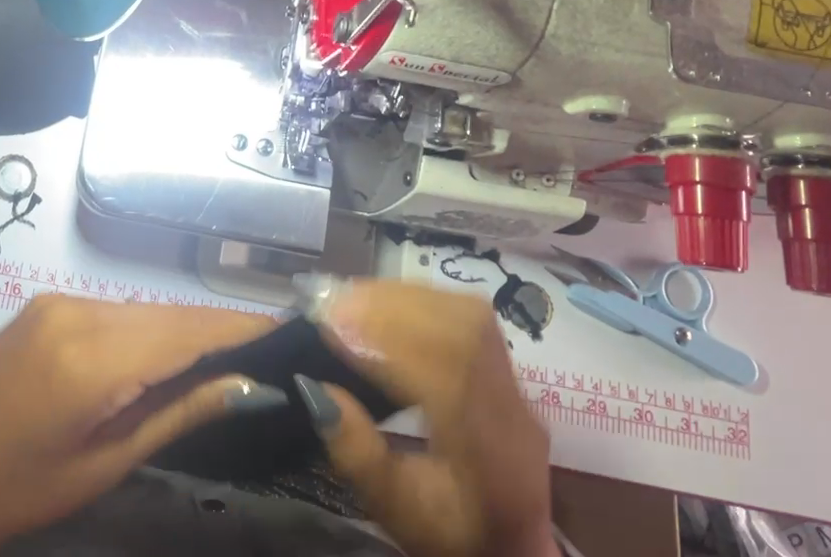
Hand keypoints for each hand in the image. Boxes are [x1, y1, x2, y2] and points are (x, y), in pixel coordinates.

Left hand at [0, 296, 278, 553]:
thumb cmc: (18, 488)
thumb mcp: (104, 463)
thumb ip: (177, 412)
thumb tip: (248, 383)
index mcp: (89, 359)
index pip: (187, 331)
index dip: (242, 329)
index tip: (292, 331)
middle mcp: (77, 311)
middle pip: (170, 314)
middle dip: (221, 329)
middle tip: (273, 348)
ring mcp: (59, 301)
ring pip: (146, 308)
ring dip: (187, 328)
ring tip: (231, 353)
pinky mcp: (49, 303)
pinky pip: (117, 310)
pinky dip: (151, 328)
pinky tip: (172, 351)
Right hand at [295, 278, 554, 556]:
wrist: (512, 543)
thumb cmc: (447, 530)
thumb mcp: (394, 507)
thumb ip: (356, 453)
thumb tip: (315, 388)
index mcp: (487, 452)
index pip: (445, 373)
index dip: (385, 337)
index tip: (329, 323)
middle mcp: (511, 408)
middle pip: (459, 330)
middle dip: (389, 306)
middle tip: (329, 301)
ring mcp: (516, 384)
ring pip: (465, 314)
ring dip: (402, 297)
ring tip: (349, 298)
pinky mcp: (508, 367)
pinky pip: (467, 314)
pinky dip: (420, 299)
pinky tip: (385, 303)